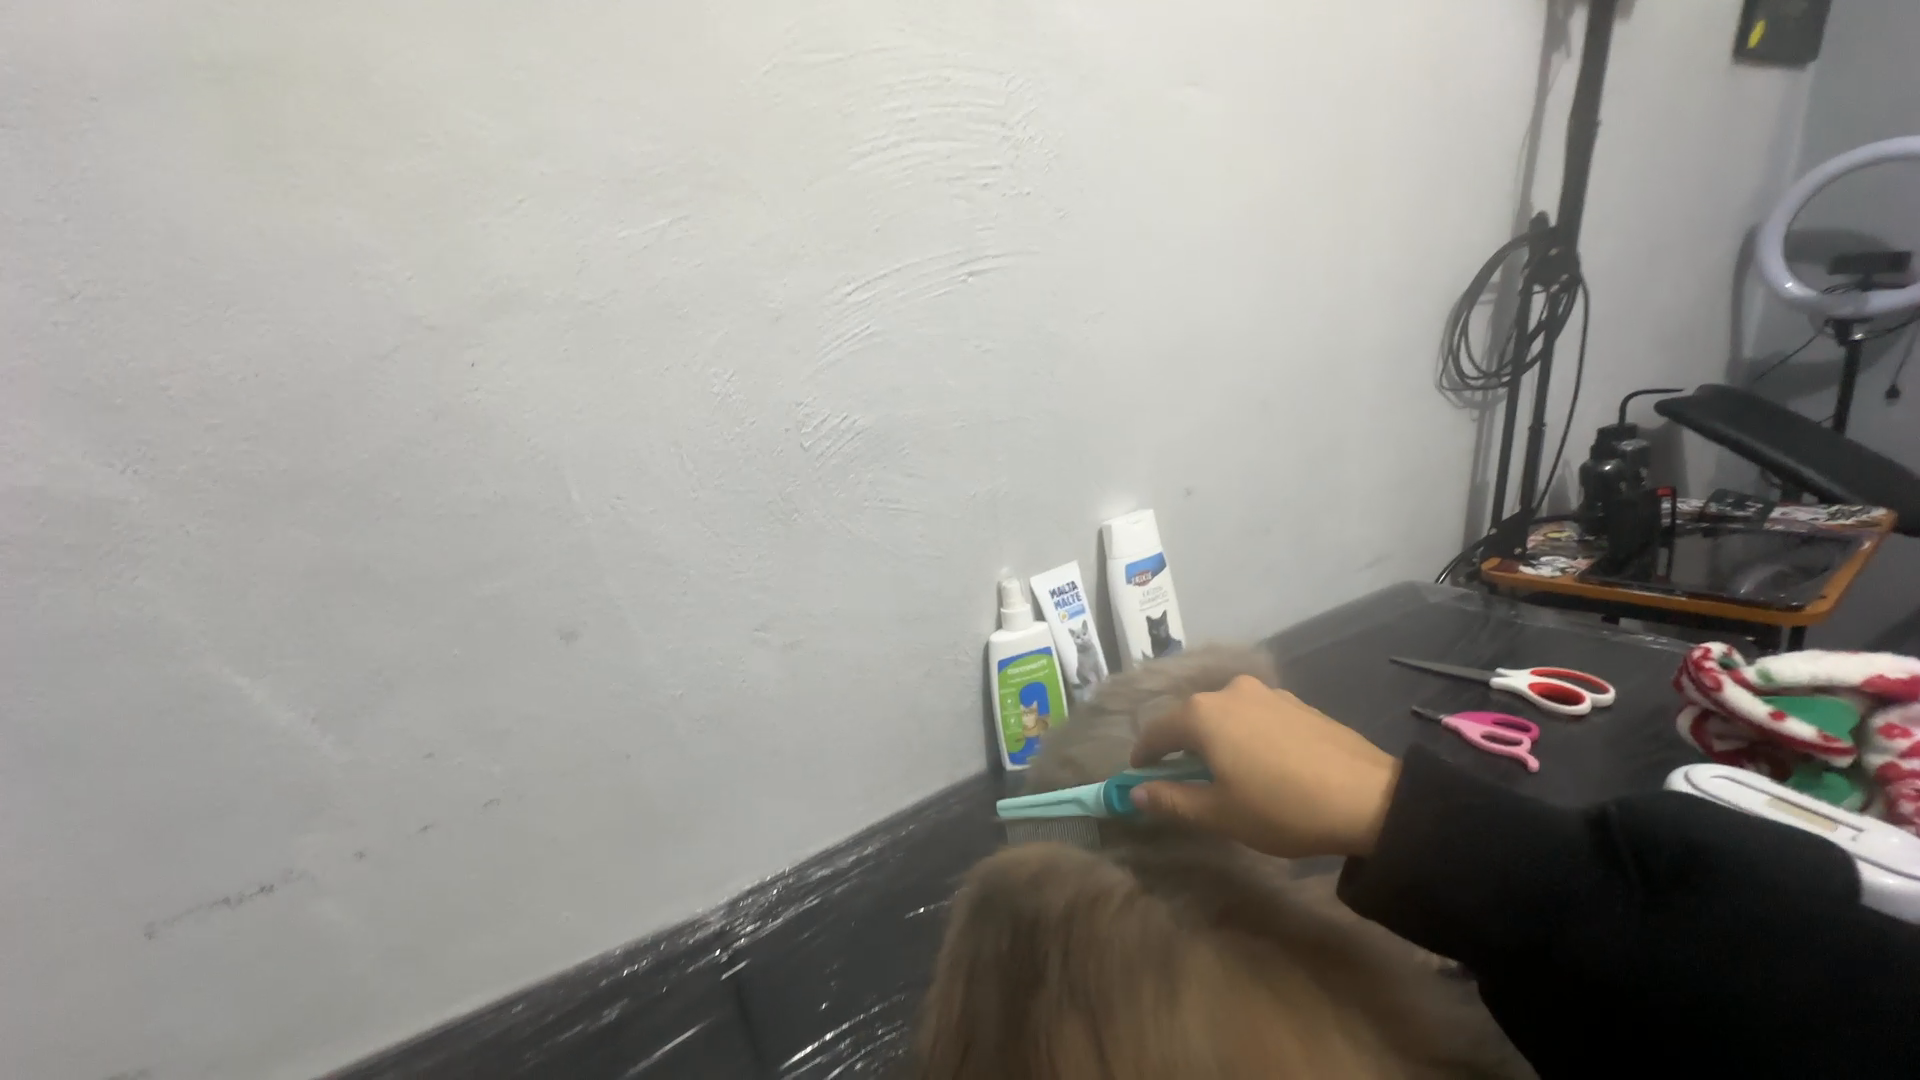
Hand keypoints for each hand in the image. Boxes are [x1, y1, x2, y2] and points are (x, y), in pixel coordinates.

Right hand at [1129, 675, 1399, 857]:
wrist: (1370, 798)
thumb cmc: (1282, 808)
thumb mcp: (1219, 814)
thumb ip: (1171, 799)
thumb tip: (1136, 792)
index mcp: (1202, 714)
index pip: (1156, 732)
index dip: (1143, 756)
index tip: (1139, 776)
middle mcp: (1229, 692)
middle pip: (1190, 719)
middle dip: (1181, 747)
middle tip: (1184, 780)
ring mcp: (1266, 693)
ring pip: (1225, 715)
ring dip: (1216, 739)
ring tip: (1227, 772)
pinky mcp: (1297, 702)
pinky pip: (1255, 716)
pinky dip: (1246, 735)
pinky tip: (1263, 763)